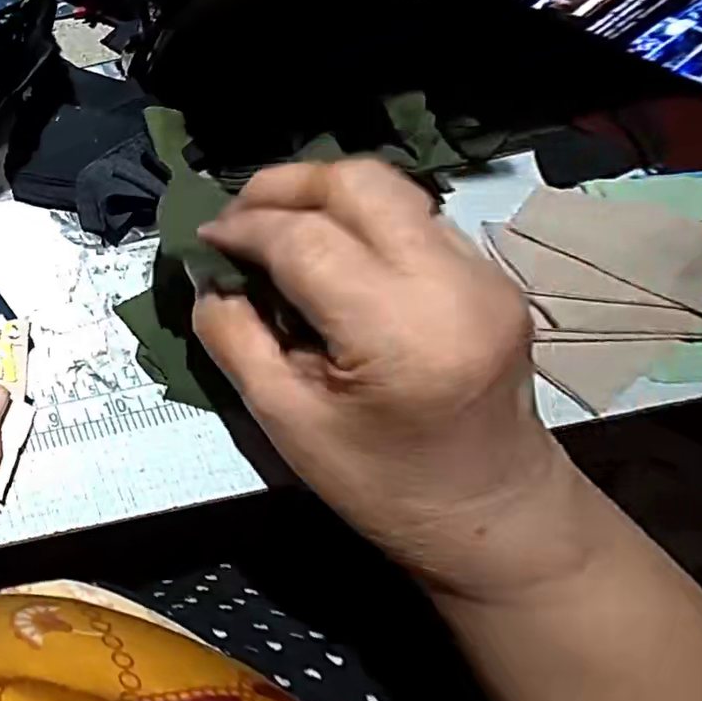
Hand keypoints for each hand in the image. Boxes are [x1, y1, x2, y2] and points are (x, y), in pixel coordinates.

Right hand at [194, 159, 590, 598]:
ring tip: (271, 226)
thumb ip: (232, 337)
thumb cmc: (382, 484)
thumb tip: (208, 278)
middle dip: (280, 185)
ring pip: (384, 185)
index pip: (305, 240)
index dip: (243, 229)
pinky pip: (405, 213)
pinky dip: (350, 215)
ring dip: (315, 194)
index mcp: (402, 333)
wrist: (497, 518)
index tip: (204, 241)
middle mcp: (453, 283)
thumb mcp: (283, 420)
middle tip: (236, 218)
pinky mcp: (487, 271)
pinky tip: (323, 249)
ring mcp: (481, 272)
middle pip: (355, 182)